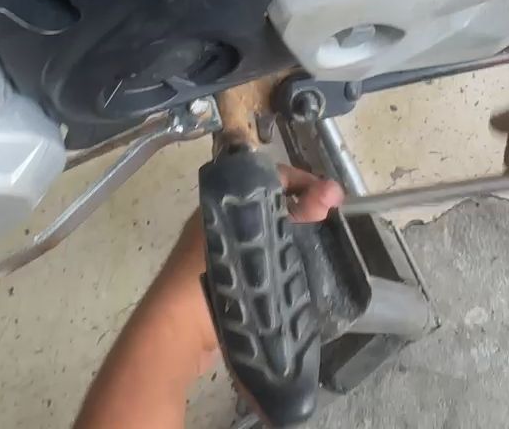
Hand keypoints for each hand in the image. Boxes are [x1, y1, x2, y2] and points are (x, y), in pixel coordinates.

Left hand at [150, 163, 342, 364]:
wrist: (177, 331)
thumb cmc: (212, 275)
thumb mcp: (259, 239)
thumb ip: (296, 215)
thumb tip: (332, 191)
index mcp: (225, 201)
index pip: (271, 178)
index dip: (302, 182)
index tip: (331, 197)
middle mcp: (223, 220)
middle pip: (271, 203)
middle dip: (302, 207)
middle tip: (331, 218)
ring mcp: (225, 251)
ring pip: (267, 231)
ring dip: (294, 234)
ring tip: (324, 239)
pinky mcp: (228, 280)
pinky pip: (262, 259)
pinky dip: (282, 259)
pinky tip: (303, 268)